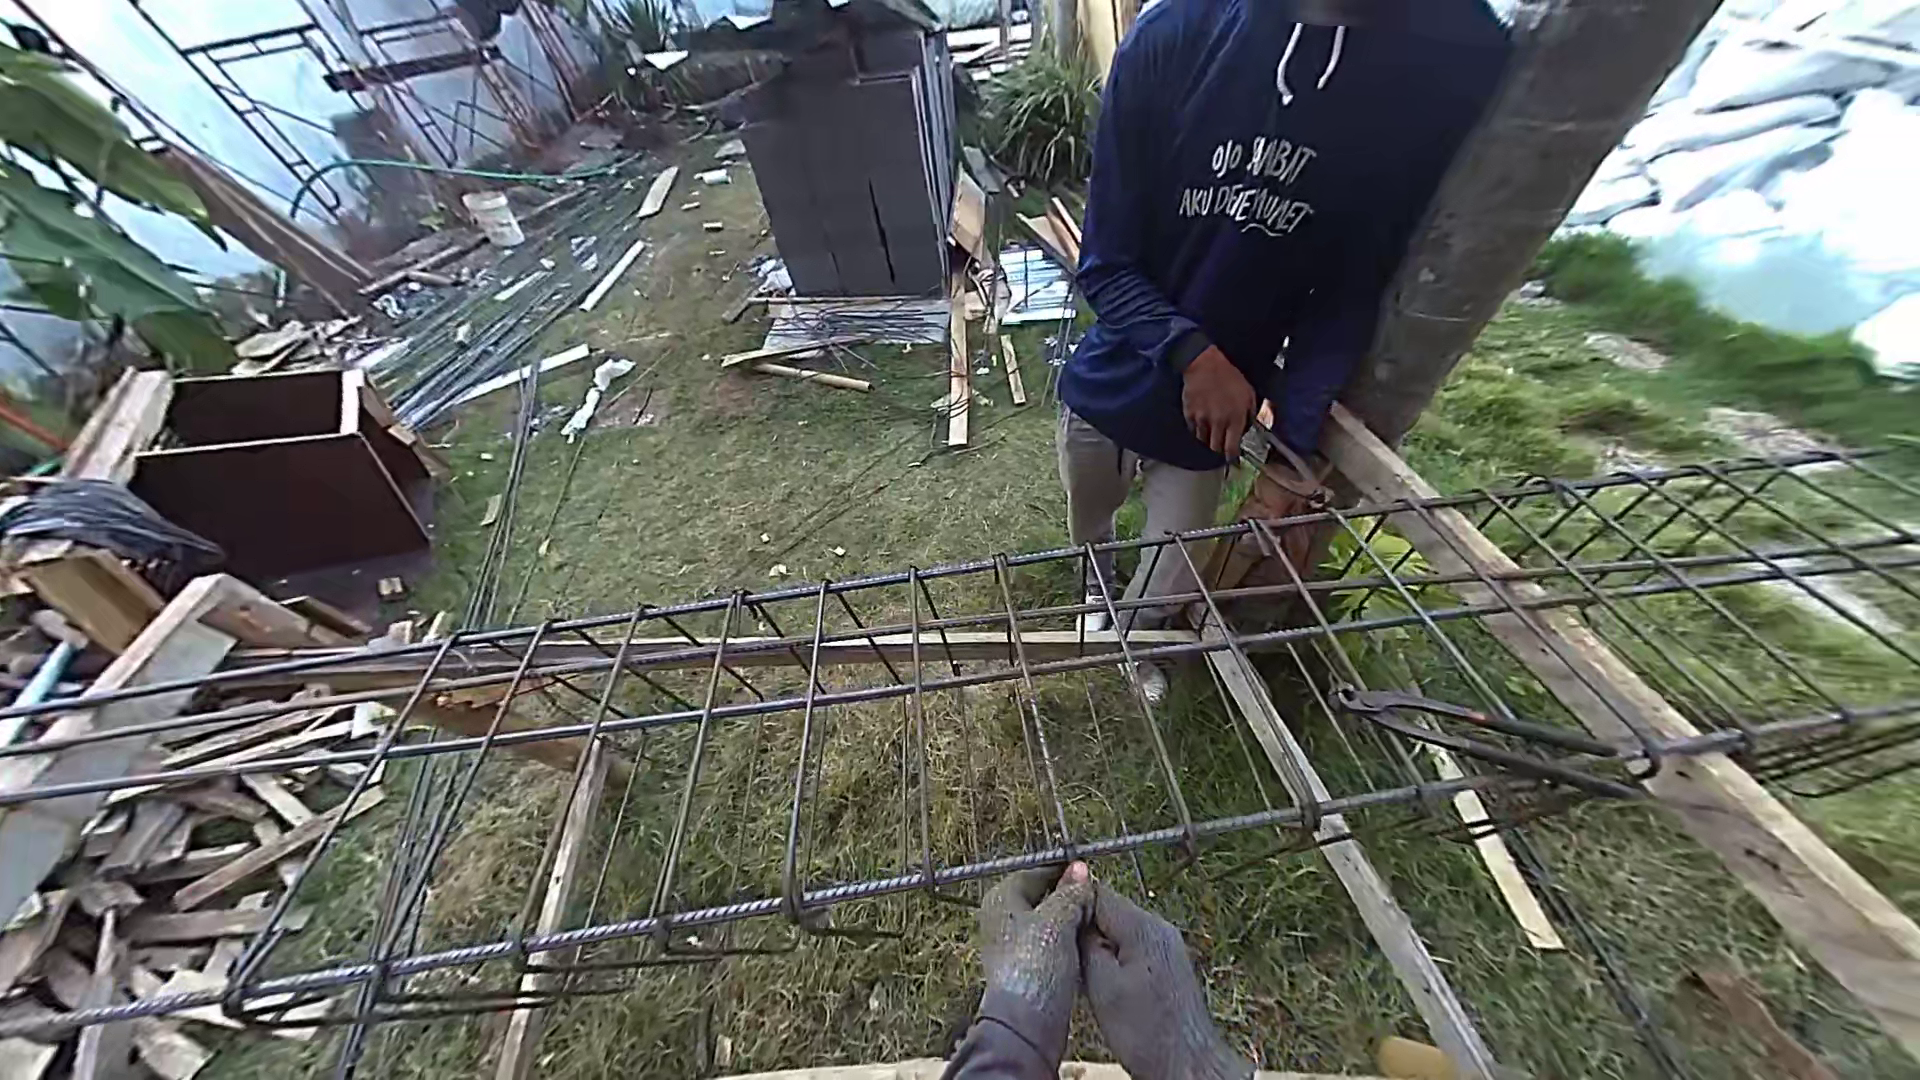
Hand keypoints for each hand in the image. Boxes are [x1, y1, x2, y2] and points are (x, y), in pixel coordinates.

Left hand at [976, 861, 1093, 1063]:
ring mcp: (1011, 944)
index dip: (1061, 872)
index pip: (1035, 872)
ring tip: (1091, 922)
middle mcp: (1001, 917)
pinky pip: (1048, 945)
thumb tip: (1079, 869)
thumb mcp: (1058, 921)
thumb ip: (1070, 893)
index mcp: (1001, 897)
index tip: (1085, 873)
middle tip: (1092, 899)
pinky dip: (1065, 943)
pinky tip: (1082, 947)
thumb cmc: (1035, 968)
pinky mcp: (1024, 968)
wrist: (1026, 1028)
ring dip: (1069, 922)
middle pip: (1041, 897)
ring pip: (1047, 922)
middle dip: (1067, 898)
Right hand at [1081, 882, 1250, 1079]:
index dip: (1075, 909)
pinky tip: (1116, 988)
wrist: (1193, 1071)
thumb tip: (1075, 915)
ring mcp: (1169, 944)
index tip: (1062, 933)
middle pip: (1111, 911)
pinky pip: (1137, 947)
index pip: (1097, 893)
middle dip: (1090, 931)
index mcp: (1142, 925)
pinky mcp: (1171, 963)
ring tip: (1096, 979)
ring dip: (1105, 947)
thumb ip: (1085, 941)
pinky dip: (1121, 960)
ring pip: (1122, 930)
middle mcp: (1159, 926)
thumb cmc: (1146, 1034)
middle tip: (1078, 962)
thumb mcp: (1101, 985)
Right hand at [1181, 346, 1255, 460]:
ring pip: (1203, 440)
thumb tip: (1246, 429)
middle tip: (1222, 443)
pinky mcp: (1189, 415)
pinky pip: (1193, 429)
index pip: (1231, 448)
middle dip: (1219, 448)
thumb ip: (1250, 415)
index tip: (1232, 458)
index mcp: (1235, 418)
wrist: (1204, 366)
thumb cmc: (1229, 378)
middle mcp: (1218, 423)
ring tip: (1212, 429)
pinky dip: (1198, 429)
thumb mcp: (1249, 394)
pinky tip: (1202, 420)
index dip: (1232, 456)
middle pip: (1215, 447)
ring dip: (1208, 438)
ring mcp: (1201, 420)